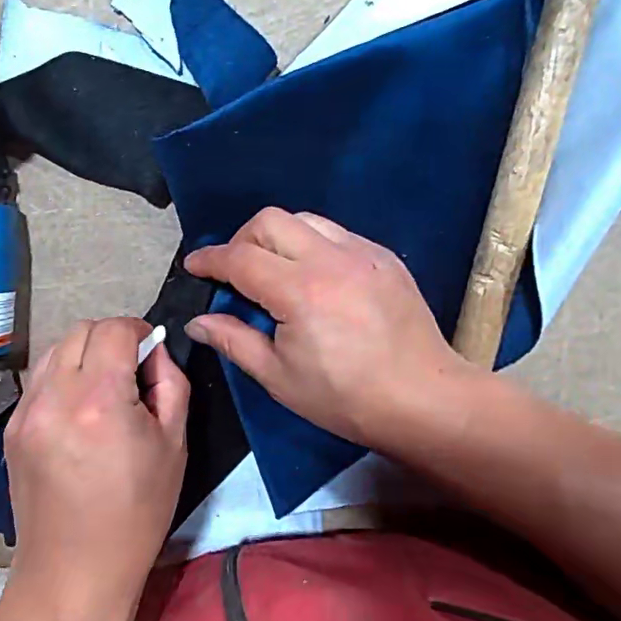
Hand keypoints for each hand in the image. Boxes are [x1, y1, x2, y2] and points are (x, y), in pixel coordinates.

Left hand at [4, 318, 188, 615]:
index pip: (115, 329)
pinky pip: (38, 380)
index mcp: (99, 399)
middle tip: (130, 369)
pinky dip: (61, 378)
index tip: (151, 350)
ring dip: (83, 354)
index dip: (139, 331)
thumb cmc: (136, 514)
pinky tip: (77, 411)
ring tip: (102, 388)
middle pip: (81, 331)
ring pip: (55, 350)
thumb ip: (170, 384)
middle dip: (111, 338)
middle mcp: (55, 395)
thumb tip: (156, 350)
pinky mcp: (12, 427)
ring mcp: (26, 411)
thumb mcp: (174, 446)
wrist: (74, 570)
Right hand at [183, 207, 491, 451]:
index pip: (240, 258)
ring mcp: (362, 253)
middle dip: (241, 239)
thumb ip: (234, 340)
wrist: (426, 400)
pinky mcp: (383, 257)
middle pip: (269, 220)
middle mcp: (330, 259)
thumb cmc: (347, 398)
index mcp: (300, 291)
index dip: (210, 259)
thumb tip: (198, 321)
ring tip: (274, 270)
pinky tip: (313, 277)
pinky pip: (335, 233)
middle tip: (236, 272)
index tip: (194, 266)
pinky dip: (311, 244)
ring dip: (277, 237)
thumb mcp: (279, 378)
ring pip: (304, 219)